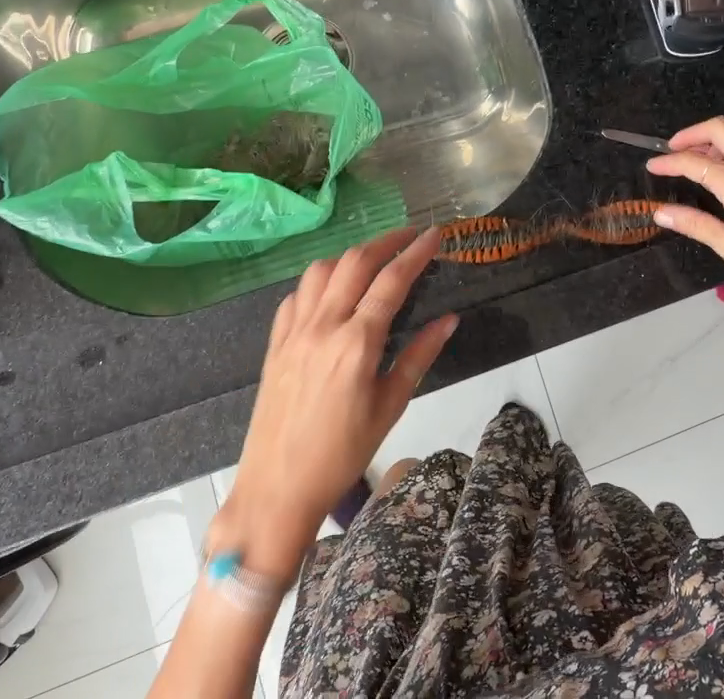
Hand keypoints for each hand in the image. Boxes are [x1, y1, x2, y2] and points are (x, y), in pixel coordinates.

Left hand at [210, 227, 457, 578]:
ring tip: (374, 259)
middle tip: (410, 235)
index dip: (416, 251)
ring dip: (350, 255)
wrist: (277, 489)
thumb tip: (449, 320)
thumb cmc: (343, 454)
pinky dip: (318, 281)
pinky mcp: (274, 344)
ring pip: (321, 270)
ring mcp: (293, 333)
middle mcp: (323, 327)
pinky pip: (296, 296)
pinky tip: (332, 292)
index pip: (392, 281)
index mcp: (357, 343)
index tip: (436, 233)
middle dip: (386, 240)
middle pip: (355, 262)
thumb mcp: (390, 406)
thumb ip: (419, 356)